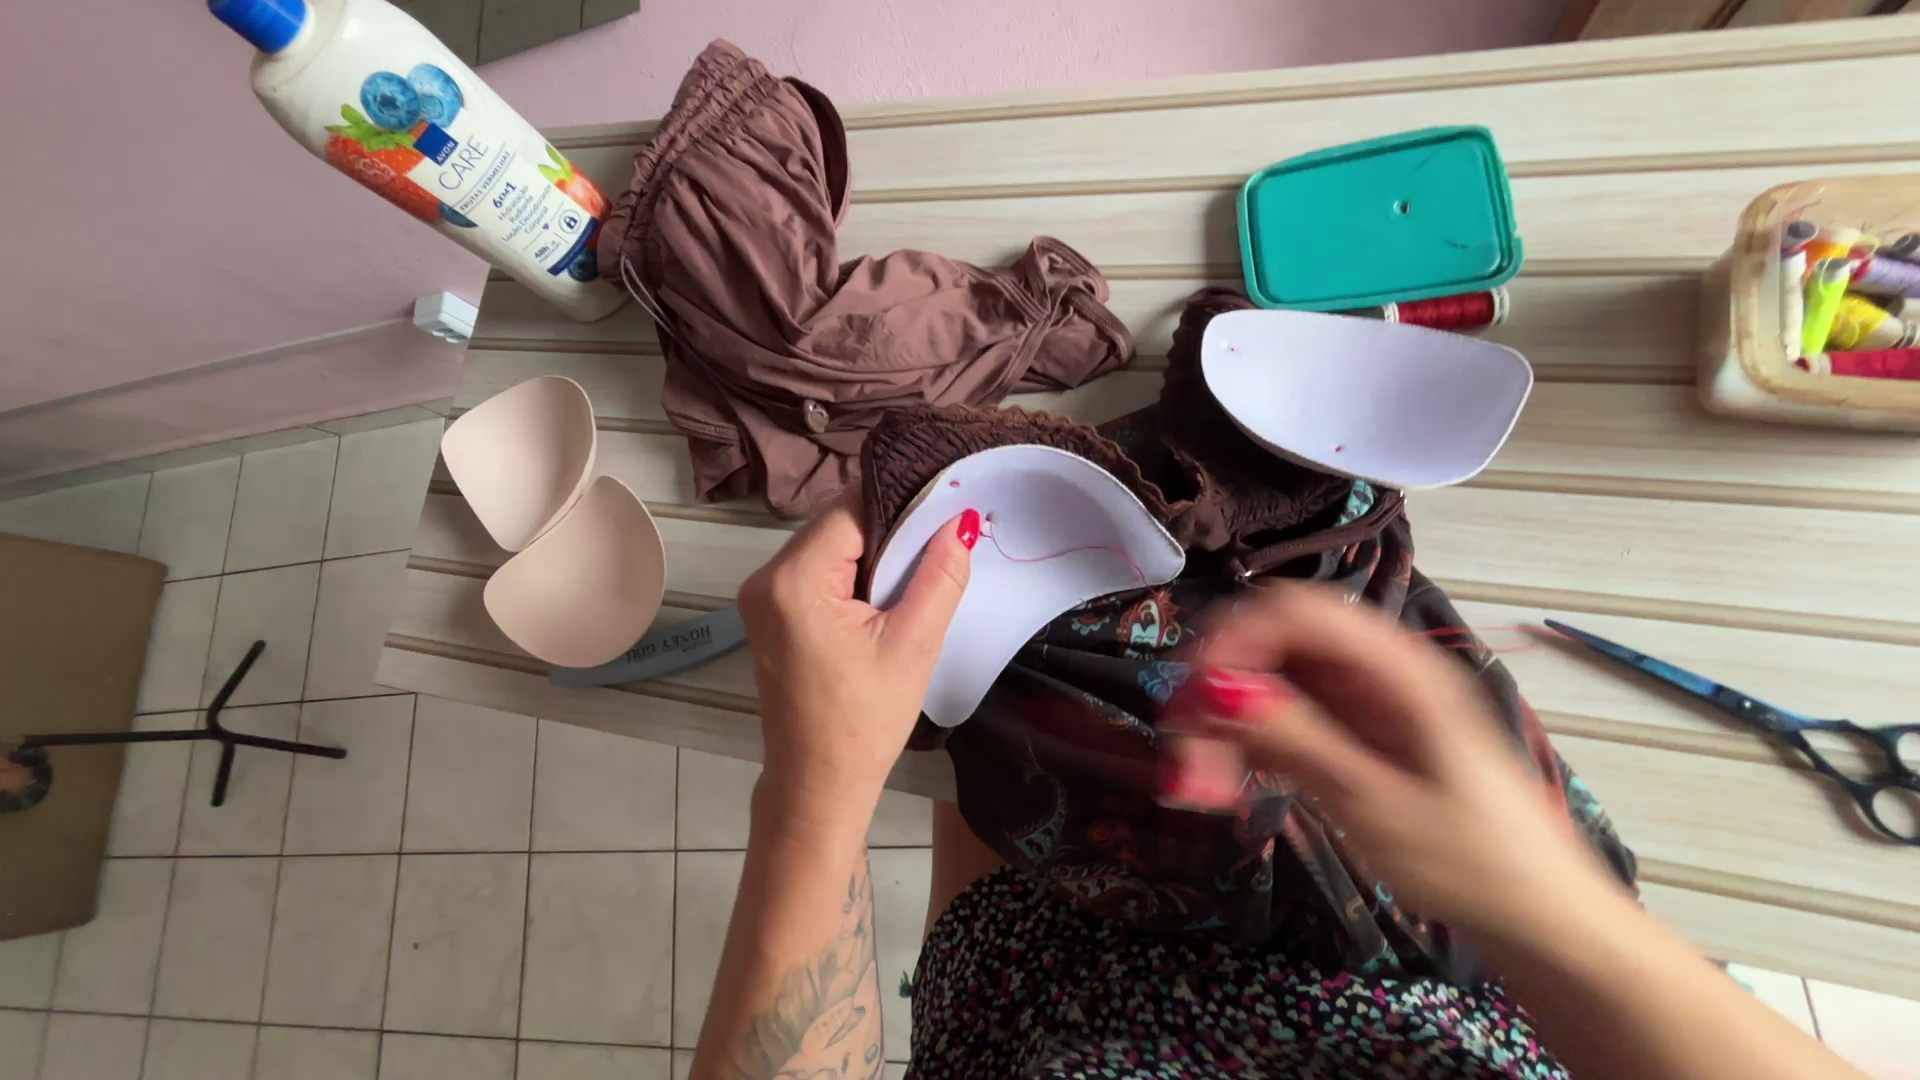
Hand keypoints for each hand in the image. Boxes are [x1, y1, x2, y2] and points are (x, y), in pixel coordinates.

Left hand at [738, 493, 977, 821]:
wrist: (819, 784)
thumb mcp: (914, 645)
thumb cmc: (865, 721)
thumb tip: (962, 522)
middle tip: (939, 540)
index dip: (900, 502)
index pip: (851, 509)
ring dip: (873, 552)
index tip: (944, 505)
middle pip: (836, 524)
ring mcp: (762, 595)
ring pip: (829, 545)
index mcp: (794, 581)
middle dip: (889, 528)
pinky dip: (854, 573)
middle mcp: (766, 578)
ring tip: (918, 569)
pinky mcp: (771, 612)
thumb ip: (940, 576)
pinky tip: (885, 593)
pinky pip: (818, 570)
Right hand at [1164, 584, 1629, 944]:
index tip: (1190, 693)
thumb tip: (1214, 689)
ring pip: (1265, 682)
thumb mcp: (1377, 803)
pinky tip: (1225, 781)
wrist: (1540, 924)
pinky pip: (1277, 719)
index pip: (1295, 613)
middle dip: (1216, 684)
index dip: (1234, 637)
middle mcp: (1370, 672)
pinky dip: (1243, 744)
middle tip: (1180, 742)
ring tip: (1197, 779)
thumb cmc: (1474, 862)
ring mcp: (1357, 703)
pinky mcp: (1345, 735)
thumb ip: (1296, 740)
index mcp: (1396, 668)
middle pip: (1272, 643)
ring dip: (1221, 720)